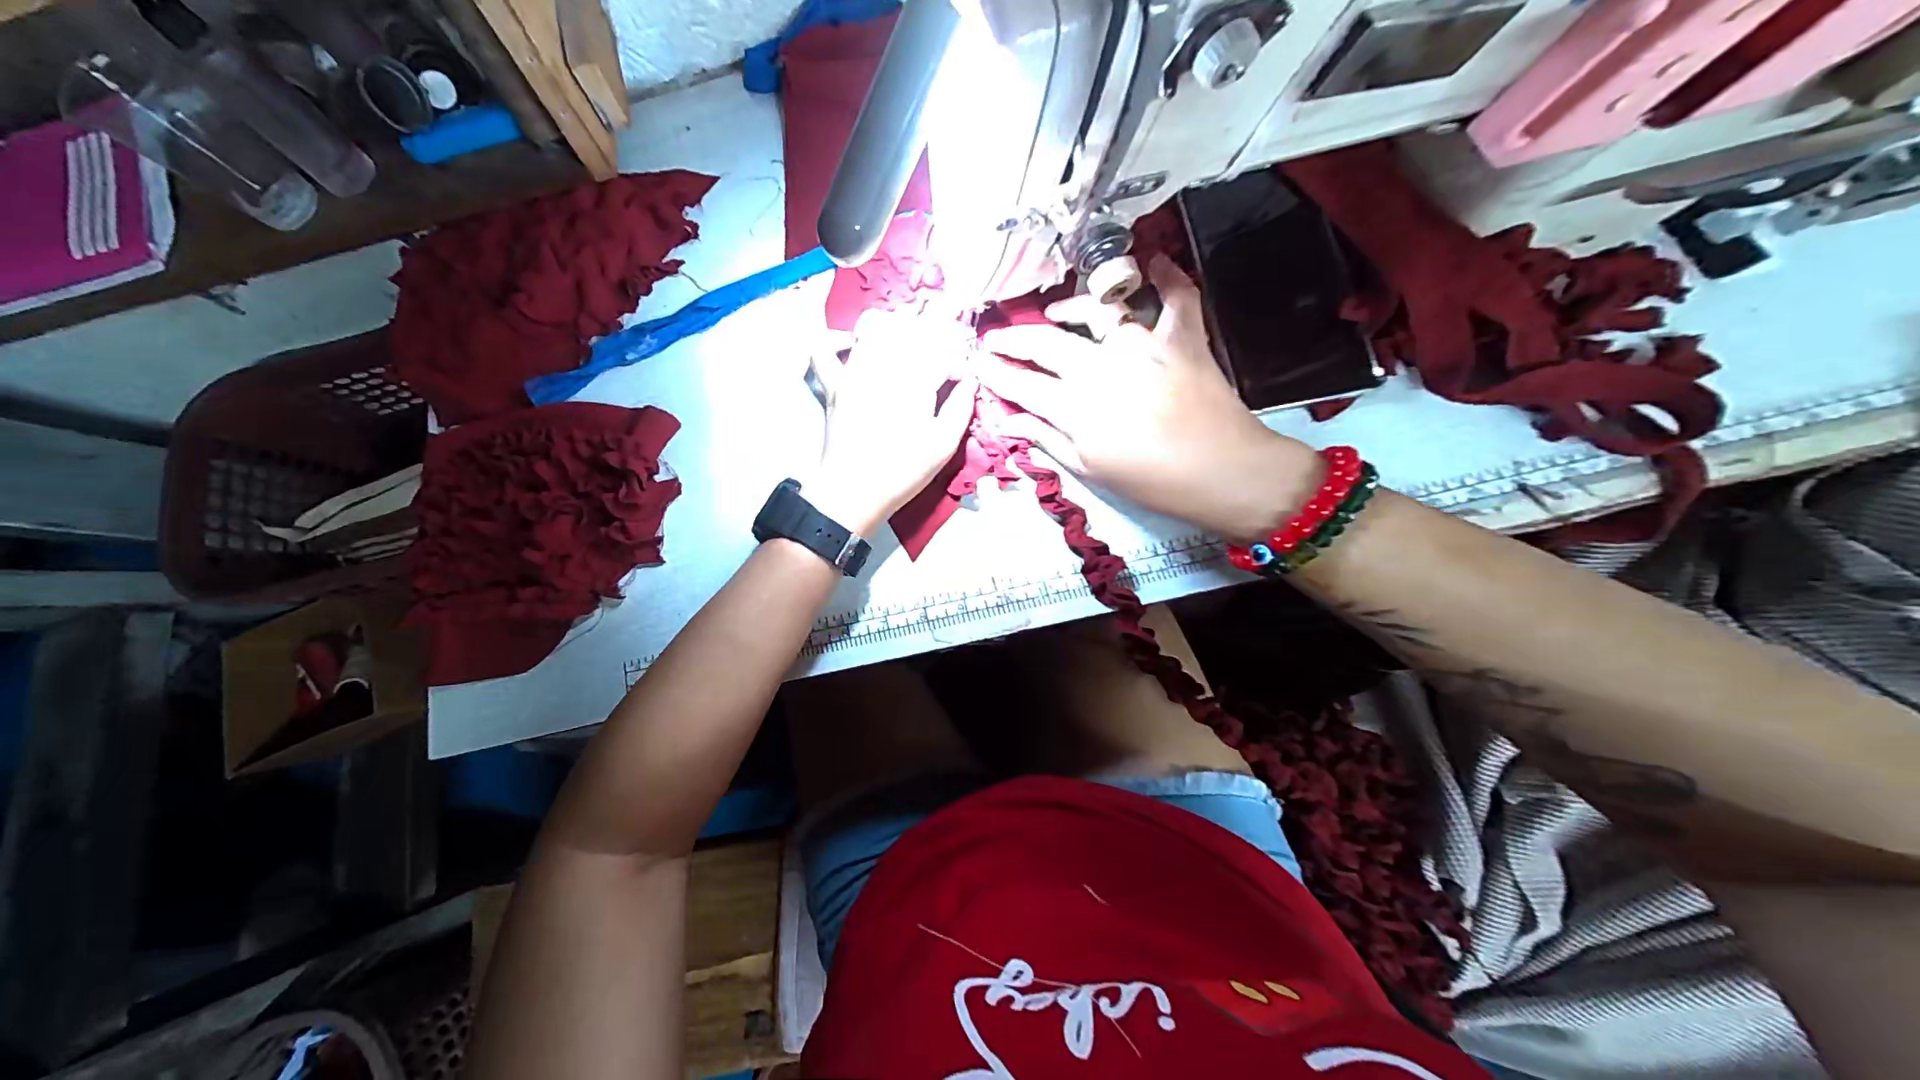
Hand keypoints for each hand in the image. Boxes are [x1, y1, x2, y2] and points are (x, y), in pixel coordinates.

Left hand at [807, 308, 975, 535]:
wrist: (852, 492)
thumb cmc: (902, 471)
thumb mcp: (944, 444)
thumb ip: (960, 407)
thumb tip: (969, 382)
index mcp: (915, 378)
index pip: (942, 348)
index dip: (956, 359)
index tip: (958, 379)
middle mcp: (883, 364)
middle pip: (910, 327)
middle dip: (931, 335)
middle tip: (939, 361)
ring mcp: (854, 371)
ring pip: (874, 327)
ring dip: (896, 328)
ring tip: (908, 346)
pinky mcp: (834, 385)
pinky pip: (826, 350)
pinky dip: (835, 339)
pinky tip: (851, 342)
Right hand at [974, 256, 1321, 542]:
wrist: (1225, 473)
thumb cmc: (1154, 482)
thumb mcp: (1091, 470)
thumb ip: (1047, 439)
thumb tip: (1007, 420)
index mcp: (1076, 406)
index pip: (1023, 383)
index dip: (995, 373)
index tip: (977, 363)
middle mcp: (1103, 367)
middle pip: (1047, 342)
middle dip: (1014, 338)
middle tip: (996, 337)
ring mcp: (1144, 346)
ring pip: (1097, 311)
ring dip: (1070, 307)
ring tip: (1055, 311)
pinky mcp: (1182, 338)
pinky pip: (1175, 296)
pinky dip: (1167, 276)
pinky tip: (1154, 261)